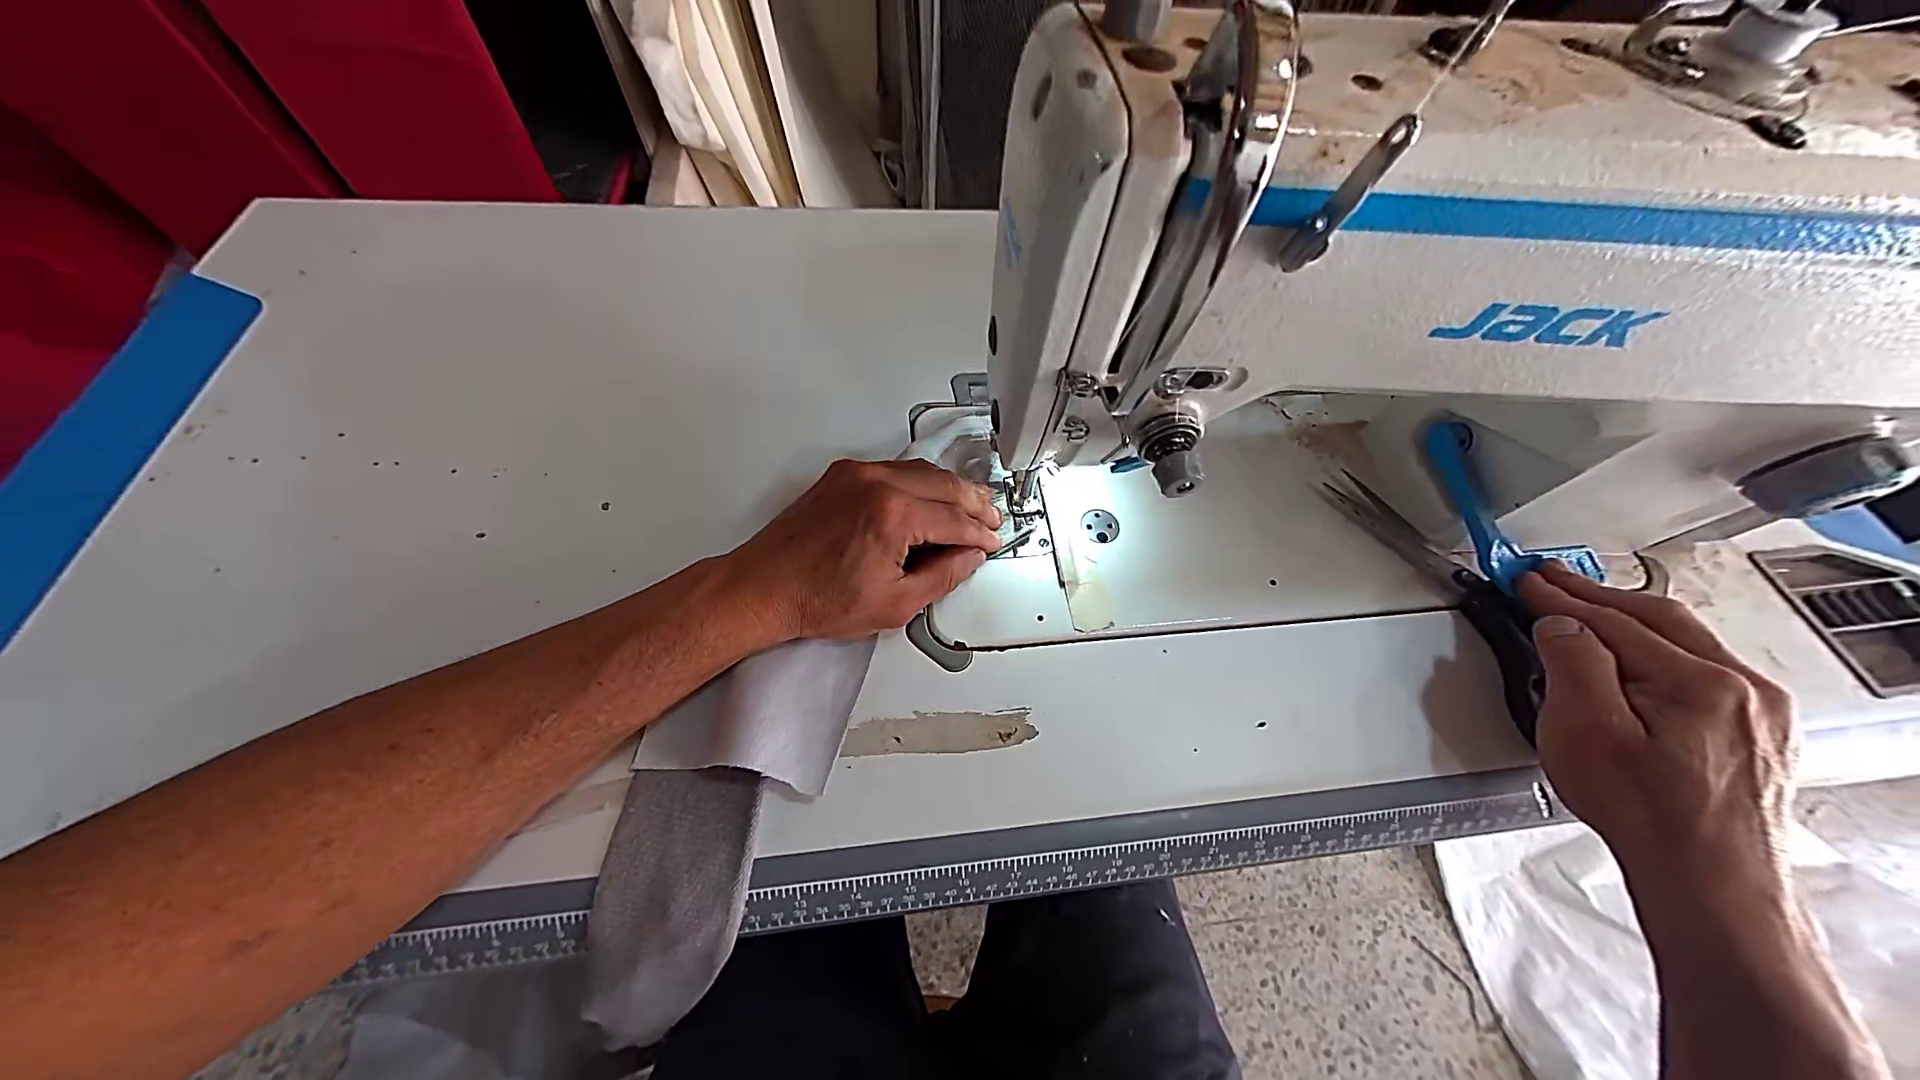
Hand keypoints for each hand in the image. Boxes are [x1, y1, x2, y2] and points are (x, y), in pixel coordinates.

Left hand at [720, 459, 1002, 641]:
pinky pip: (895, 468)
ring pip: (923, 470)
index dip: (980, 534)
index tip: (991, 541)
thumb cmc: (814, 598)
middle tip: (991, 518)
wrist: (764, 588)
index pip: (955, 520)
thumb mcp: (894, 603)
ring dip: (952, 486)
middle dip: (976, 503)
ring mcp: (856, 475)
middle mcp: (875, 484)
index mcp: (892, 515)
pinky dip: (921, 480)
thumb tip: (967, 558)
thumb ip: (942, 576)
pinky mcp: (842, 475)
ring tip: (971, 503)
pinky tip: (931, 493)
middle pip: (946, 485)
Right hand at [1518, 562, 1796, 901]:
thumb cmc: (1645, 812)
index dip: (1559, 596)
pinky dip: (1653, 645)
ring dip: (1623, 616)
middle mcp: (1743, 688)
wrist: (1708, 877)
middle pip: (1657, 619)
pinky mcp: (1755, 729)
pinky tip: (1628, 649)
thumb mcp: (1583, 730)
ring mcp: (1757, 709)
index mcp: (1701, 683)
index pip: (1613, 620)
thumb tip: (1562, 624)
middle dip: (1594, 593)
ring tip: (1579, 605)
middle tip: (1548, 577)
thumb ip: (1572, 664)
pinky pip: (1700, 666)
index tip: (1525, 579)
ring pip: (1682, 640)